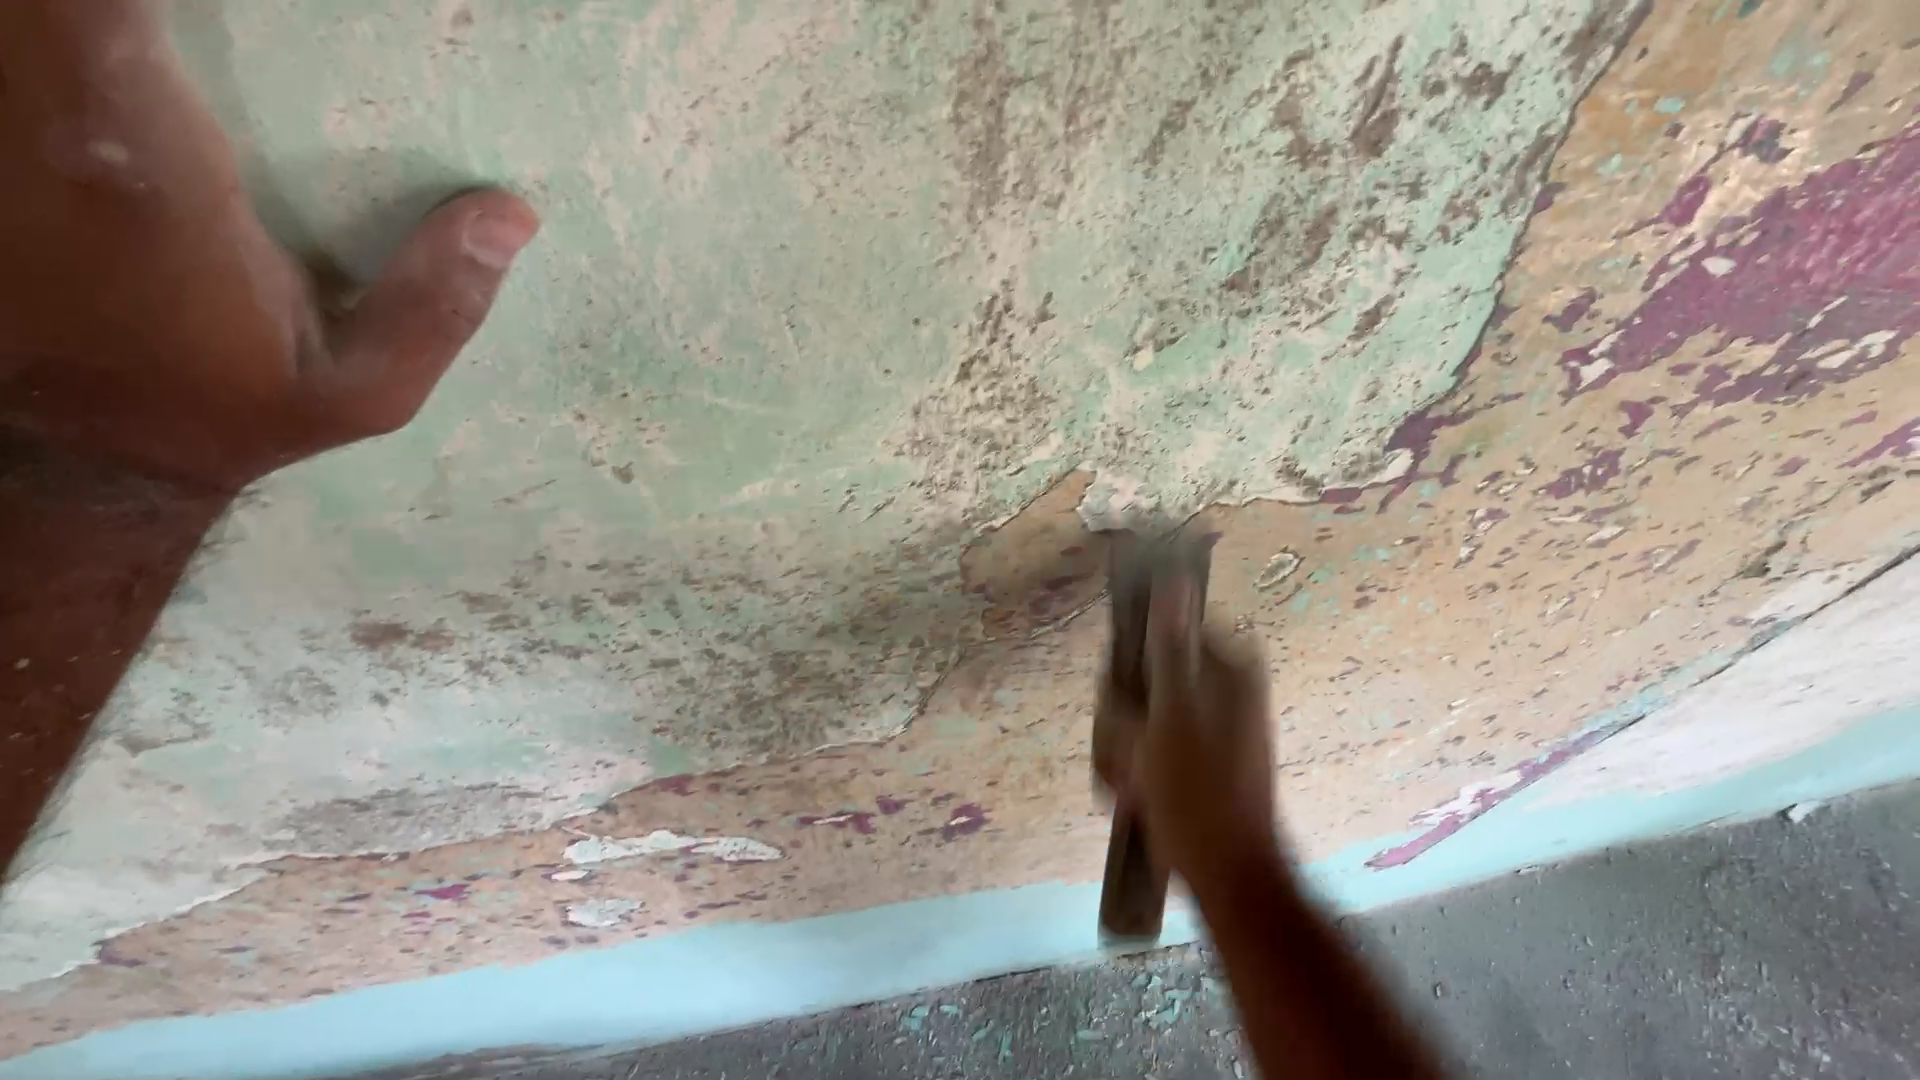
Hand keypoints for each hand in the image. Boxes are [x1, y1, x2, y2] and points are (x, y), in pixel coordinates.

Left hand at [0, 1, 538, 491]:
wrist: (101, 447)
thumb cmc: (242, 412)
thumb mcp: (371, 391)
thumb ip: (438, 306)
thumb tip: (511, 213)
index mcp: (147, 174)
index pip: (99, 10)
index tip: (276, 11)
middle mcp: (55, 127)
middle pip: (67, 5)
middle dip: (155, 8)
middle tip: (264, 26)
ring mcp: (9, 126)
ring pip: (44, 24)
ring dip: (118, 24)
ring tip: (215, 42)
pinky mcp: (9, 138)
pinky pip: (42, 49)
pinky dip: (96, 40)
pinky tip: (163, 60)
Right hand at [1094, 572, 1277, 886]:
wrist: (1228, 876)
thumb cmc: (1197, 795)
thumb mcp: (1174, 714)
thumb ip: (1168, 645)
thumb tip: (1172, 576)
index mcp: (1229, 667)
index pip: (1161, 630)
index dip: (1132, 662)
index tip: (1122, 697)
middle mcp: (1225, 689)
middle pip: (1148, 673)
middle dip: (1125, 716)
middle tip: (1128, 754)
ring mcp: (1213, 725)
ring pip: (1142, 713)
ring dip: (1125, 747)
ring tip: (1132, 784)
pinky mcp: (1200, 756)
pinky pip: (1152, 743)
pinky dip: (1137, 766)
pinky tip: (1136, 795)